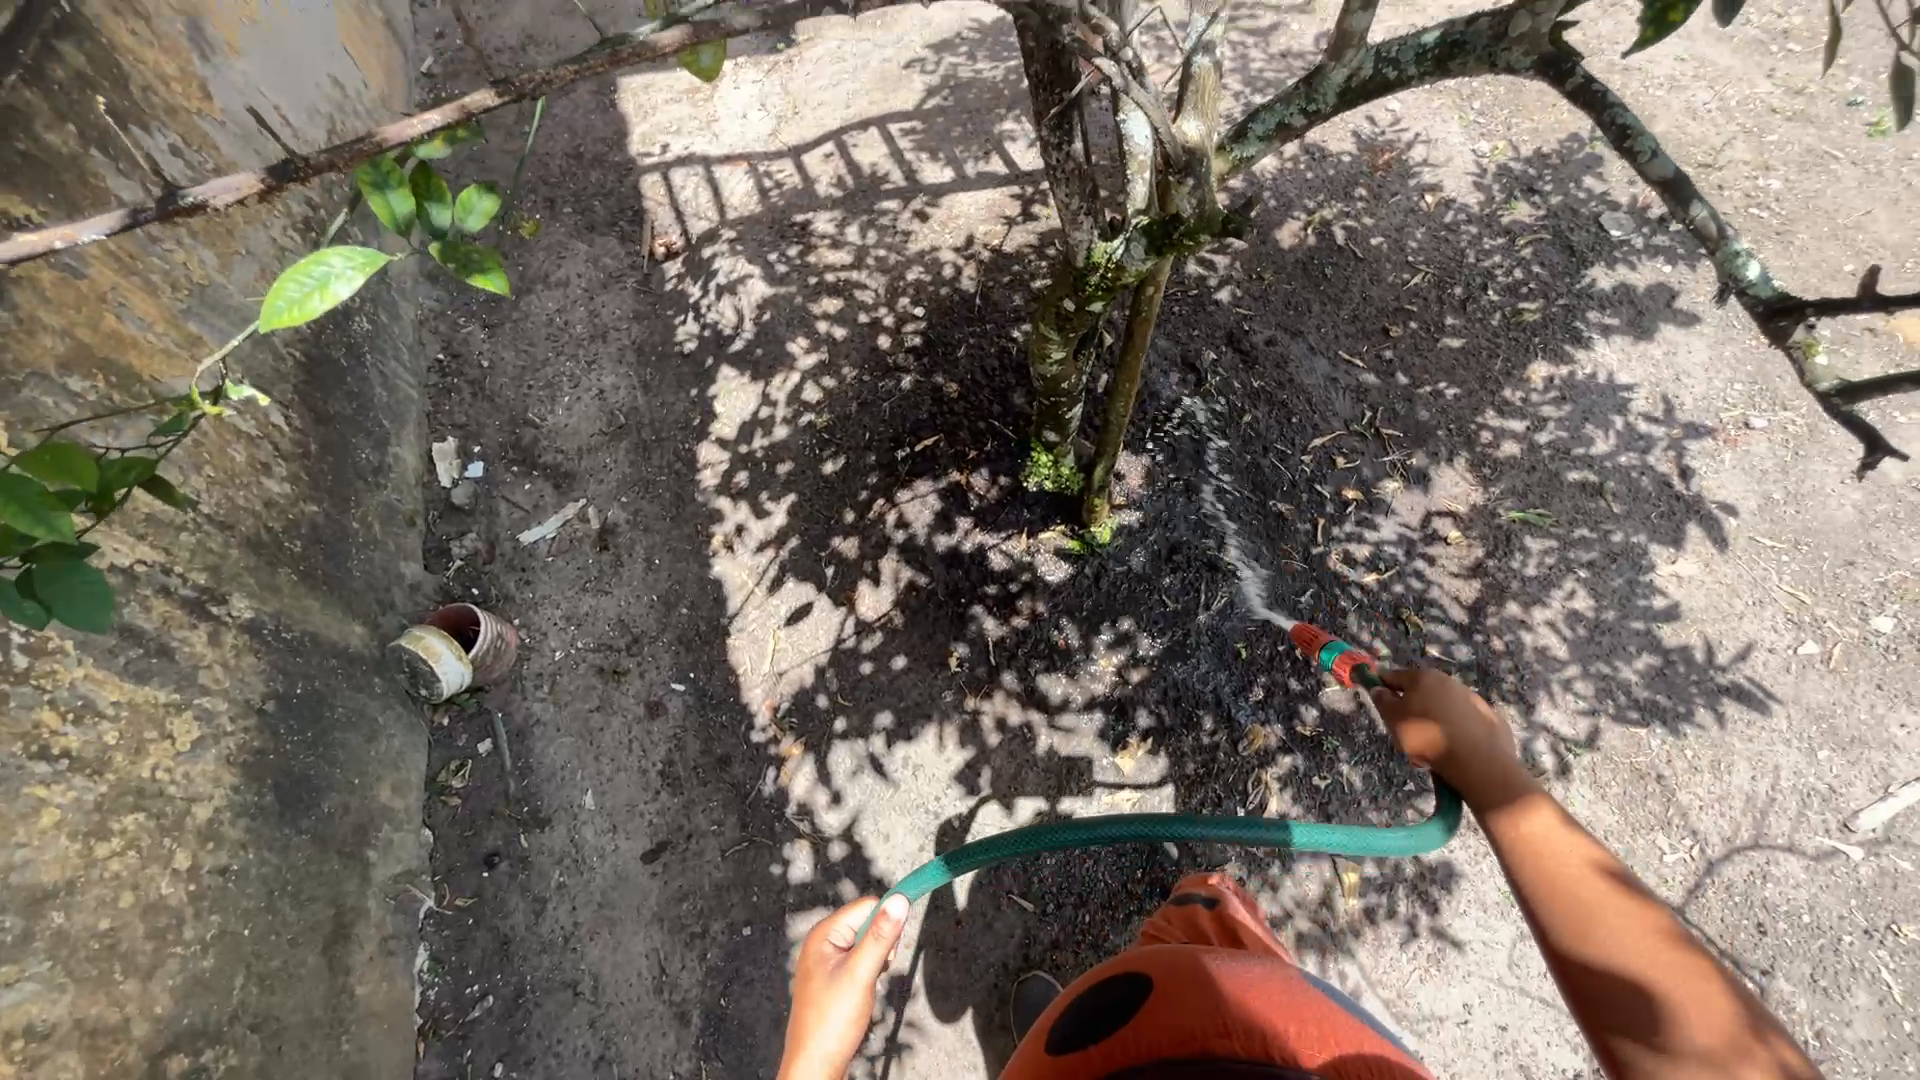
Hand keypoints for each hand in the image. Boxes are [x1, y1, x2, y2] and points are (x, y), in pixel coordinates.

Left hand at [777, 894, 909, 1079]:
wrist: (814, 1067)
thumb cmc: (831, 1022)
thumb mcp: (861, 973)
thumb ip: (881, 936)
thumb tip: (900, 899)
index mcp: (824, 933)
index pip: (867, 906)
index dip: (885, 924)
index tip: (890, 952)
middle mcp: (823, 941)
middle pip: (868, 923)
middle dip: (880, 947)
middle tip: (873, 974)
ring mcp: (827, 959)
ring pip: (867, 944)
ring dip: (876, 962)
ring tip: (864, 987)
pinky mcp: (833, 976)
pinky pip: (861, 961)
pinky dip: (869, 974)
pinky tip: (861, 993)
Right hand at [1371, 667, 1528, 806]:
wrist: (1478, 761)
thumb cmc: (1426, 735)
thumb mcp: (1392, 718)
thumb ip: (1382, 700)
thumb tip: (1379, 688)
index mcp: (1423, 677)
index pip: (1394, 676)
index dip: (1383, 686)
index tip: (1378, 700)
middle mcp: (1449, 681)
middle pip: (1421, 692)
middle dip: (1412, 708)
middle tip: (1405, 731)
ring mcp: (1474, 699)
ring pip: (1443, 707)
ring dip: (1434, 720)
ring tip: (1431, 747)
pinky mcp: (1491, 718)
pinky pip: (1464, 722)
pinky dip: (1456, 730)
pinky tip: (1454, 749)